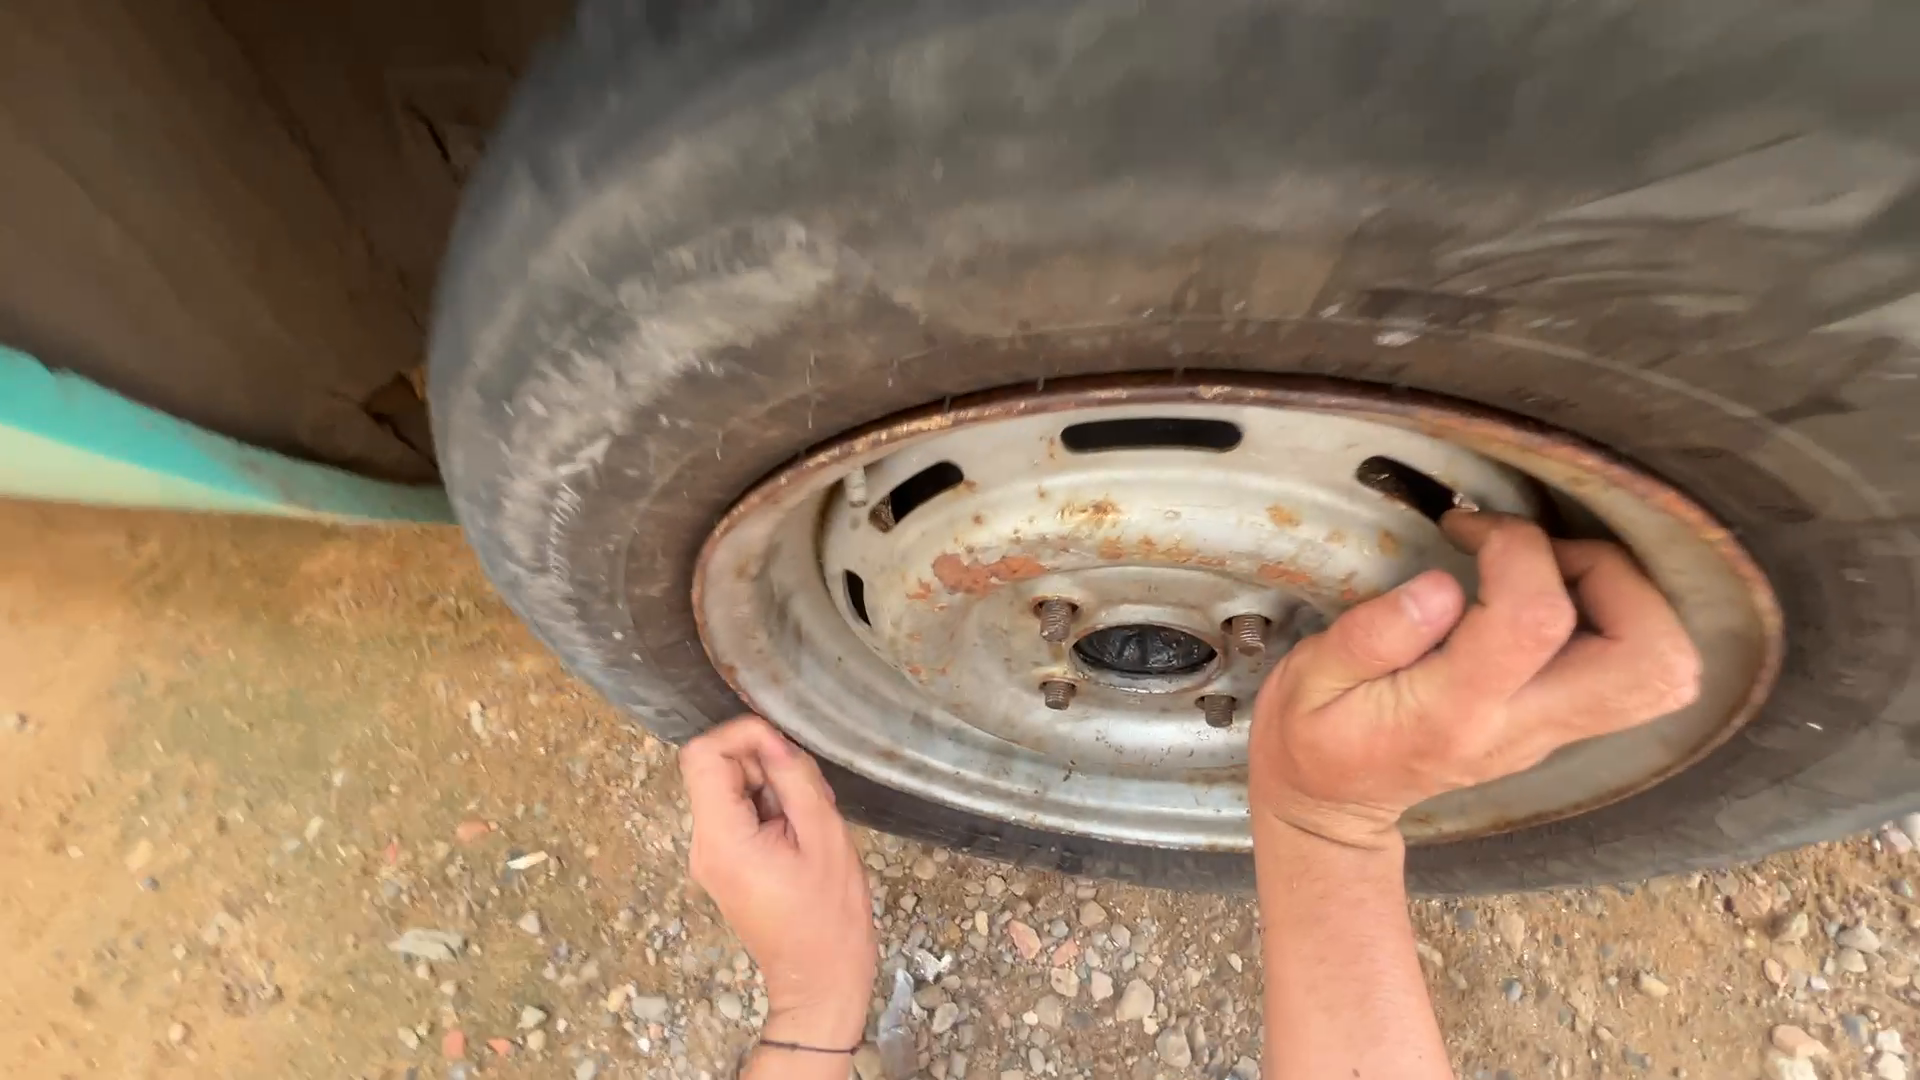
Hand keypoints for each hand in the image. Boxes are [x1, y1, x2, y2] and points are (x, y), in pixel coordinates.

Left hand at [681, 715, 875, 1046]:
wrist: (820, 979)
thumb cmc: (829, 913)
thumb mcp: (823, 833)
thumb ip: (795, 778)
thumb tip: (774, 741)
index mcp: (721, 838)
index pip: (703, 755)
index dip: (743, 735)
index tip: (785, 749)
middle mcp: (703, 844)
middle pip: (717, 769)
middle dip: (765, 763)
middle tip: (810, 788)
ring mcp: (711, 855)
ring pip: (731, 787)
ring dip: (773, 785)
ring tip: (813, 813)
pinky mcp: (726, 862)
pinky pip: (740, 811)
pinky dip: (772, 805)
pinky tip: (803, 828)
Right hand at [1249, 511, 1702, 850]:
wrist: (1330, 803)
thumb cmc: (1308, 733)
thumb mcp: (1307, 677)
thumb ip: (1369, 635)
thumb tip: (1443, 586)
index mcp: (1449, 711)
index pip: (1532, 622)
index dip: (1516, 549)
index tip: (1464, 527)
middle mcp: (1518, 727)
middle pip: (1647, 659)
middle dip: (1609, 574)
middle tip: (1533, 548)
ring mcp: (1547, 735)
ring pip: (1662, 674)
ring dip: (1628, 599)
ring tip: (1546, 567)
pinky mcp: (1554, 729)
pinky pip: (1632, 675)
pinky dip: (1616, 619)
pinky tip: (1542, 595)